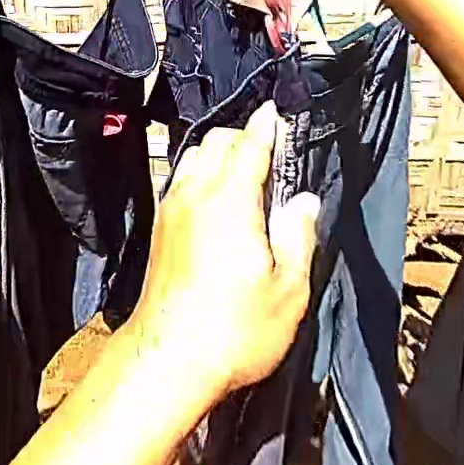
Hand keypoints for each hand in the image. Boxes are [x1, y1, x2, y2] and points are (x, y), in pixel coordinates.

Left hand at [124, 102, 320, 404]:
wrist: (169, 352)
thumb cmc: (234, 328)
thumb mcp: (287, 289)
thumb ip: (297, 235)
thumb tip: (303, 199)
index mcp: (229, 201)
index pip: (248, 146)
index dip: (265, 125)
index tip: (276, 112)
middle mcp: (195, 194)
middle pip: (217, 141)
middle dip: (244, 135)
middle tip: (271, 150)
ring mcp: (172, 206)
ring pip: (194, 155)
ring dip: (220, 150)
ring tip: (246, 169)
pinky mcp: (161, 223)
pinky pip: (181, 177)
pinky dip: (201, 169)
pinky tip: (216, 193)